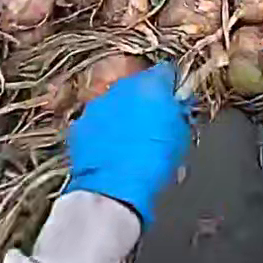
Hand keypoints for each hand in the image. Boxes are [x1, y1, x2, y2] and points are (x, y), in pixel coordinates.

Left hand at [66, 61, 190, 224]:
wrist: (113, 193)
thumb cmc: (154, 162)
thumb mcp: (182, 134)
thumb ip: (181, 110)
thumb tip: (180, 103)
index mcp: (152, 83)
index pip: (168, 70)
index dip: (174, 85)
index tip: (177, 100)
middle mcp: (123, 87)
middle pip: (140, 84)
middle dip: (148, 100)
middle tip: (157, 124)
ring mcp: (98, 105)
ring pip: (117, 102)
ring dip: (125, 114)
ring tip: (134, 141)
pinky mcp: (79, 126)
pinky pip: (97, 121)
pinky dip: (105, 131)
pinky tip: (113, 151)